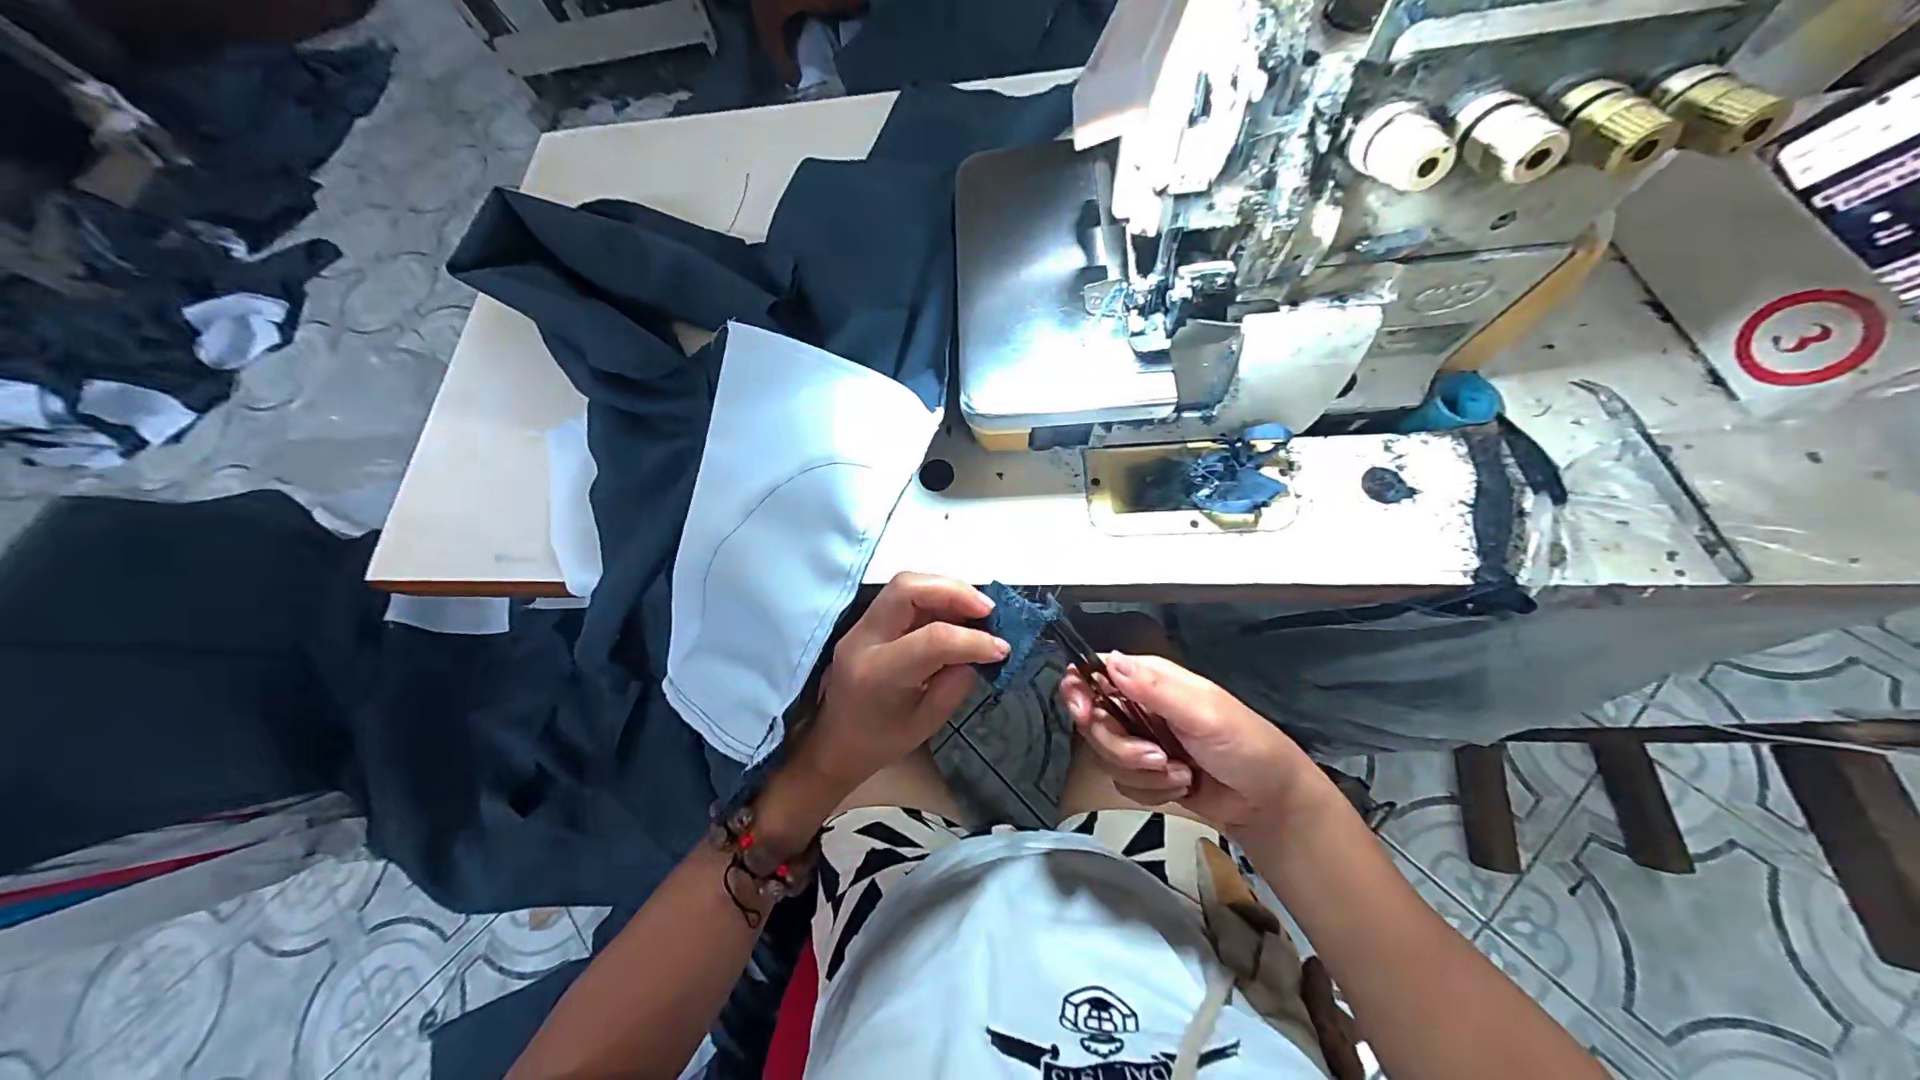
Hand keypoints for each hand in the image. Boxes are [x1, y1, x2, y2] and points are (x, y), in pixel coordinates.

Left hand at [788, 573, 1007, 796]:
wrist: (833, 744)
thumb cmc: (879, 743)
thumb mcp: (926, 724)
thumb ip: (955, 684)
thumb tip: (981, 651)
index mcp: (878, 674)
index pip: (932, 639)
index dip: (973, 640)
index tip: (1001, 649)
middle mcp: (863, 640)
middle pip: (907, 588)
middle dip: (954, 591)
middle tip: (988, 611)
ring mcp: (860, 627)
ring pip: (905, 584)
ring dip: (946, 591)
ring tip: (977, 612)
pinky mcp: (865, 623)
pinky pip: (903, 596)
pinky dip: (935, 598)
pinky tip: (956, 615)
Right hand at [1058, 653, 1328, 837]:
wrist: (1269, 803)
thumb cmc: (1248, 746)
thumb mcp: (1204, 712)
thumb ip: (1155, 688)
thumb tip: (1112, 661)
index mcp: (1150, 679)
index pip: (1096, 672)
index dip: (1080, 689)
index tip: (1083, 711)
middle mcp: (1139, 706)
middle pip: (1094, 721)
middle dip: (1120, 746)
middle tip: (1155, 756)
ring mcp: (1140, 739)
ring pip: (1105, 756)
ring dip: (1143, 772)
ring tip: (1181, 773)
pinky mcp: (1144, 772)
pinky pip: (1122, 782)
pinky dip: (1150, 790)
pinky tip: (1180, 786)